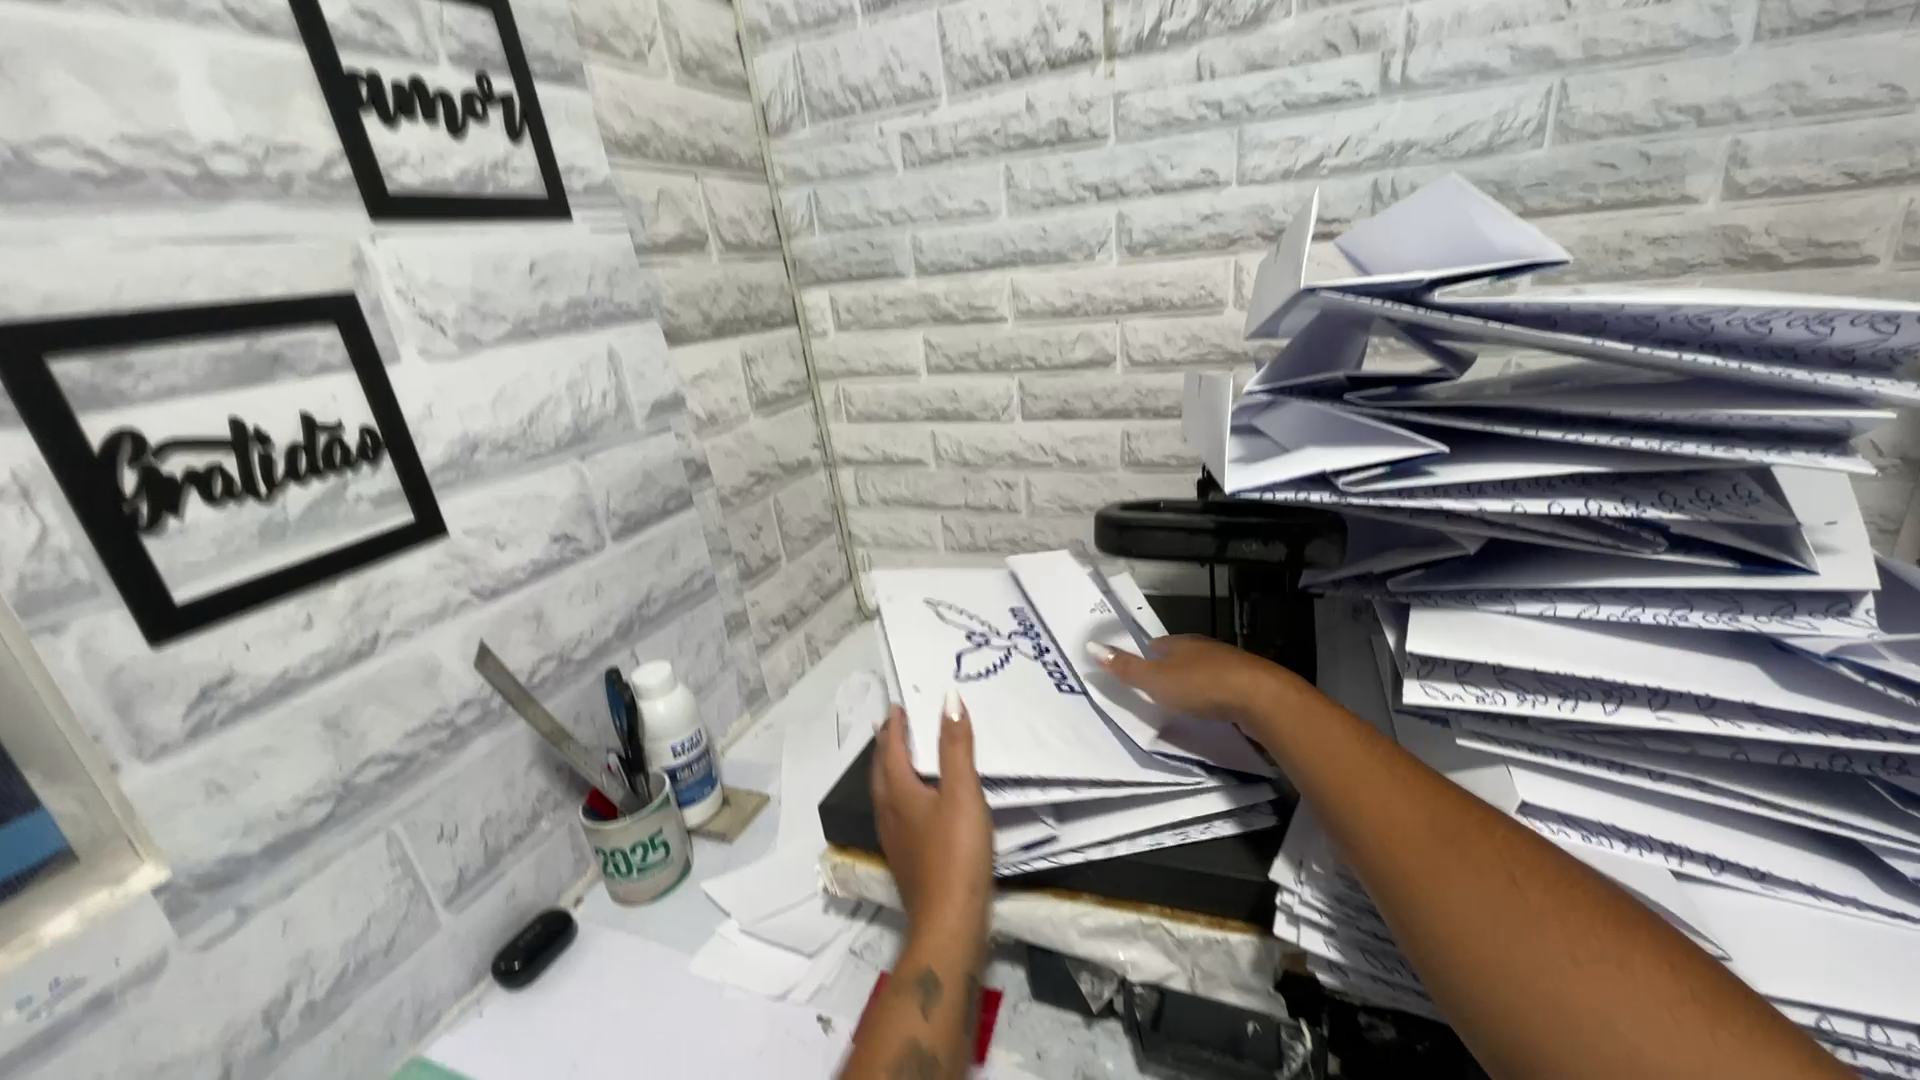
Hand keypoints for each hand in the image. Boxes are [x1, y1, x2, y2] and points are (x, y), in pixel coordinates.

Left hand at [870, 694, 992, 941]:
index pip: (889, 750)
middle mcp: (888, 813)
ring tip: (904, 758)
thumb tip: (948, 700)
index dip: (894, 726)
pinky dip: (902, 795)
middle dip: (886, 746)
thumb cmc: (956, 853)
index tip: (897, 706)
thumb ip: (956, 747)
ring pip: (885, 794)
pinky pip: (897, 814)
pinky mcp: (906, 859)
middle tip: (894, 727)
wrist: (949, 922)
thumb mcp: (962, 793)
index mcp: (898, 793)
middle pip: (880, 771)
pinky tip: (918, 805)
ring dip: (891, 771)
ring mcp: (894, 840)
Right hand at [1086, 634, 1306, 732]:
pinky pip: (1223, 686)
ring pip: (1204, 670)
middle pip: (1181, 656)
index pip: (1156, 645)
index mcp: (1180, 643)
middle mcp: (1205, 648)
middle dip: (1170, 670)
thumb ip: (1126, 668)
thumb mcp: (1156, 680)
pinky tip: (1212, 707)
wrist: (1261, 698)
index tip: (1137, 672)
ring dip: (1194, 683)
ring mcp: (1229, 664)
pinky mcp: (1249, 683)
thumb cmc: (1202, 686)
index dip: (1145, 657)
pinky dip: (1214, 695)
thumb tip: (1091, 646)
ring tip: (1183, 701)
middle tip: (1157, 689)